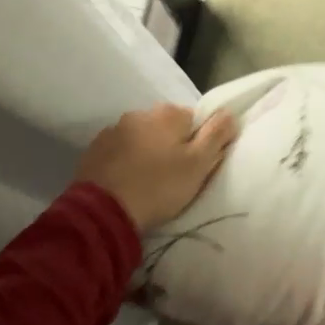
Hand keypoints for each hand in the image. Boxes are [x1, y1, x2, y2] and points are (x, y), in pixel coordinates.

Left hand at [75, 104, 237, 231]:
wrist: (103, 211)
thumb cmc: (159, 187)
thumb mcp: (198, 164)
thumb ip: (217, 134)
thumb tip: (229, 112)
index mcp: (169, 114)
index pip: (195, 121)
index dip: (199, 144)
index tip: (194, 167)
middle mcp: (140, 113)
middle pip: (167, 127)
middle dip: (171, 145)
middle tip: (172, 176)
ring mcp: (114, 129)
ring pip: (141, 137)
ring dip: (147, 151)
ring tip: (147, 180)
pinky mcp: (95, 148)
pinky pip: (119, 149)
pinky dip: (125, 160)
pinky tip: (126, 181)